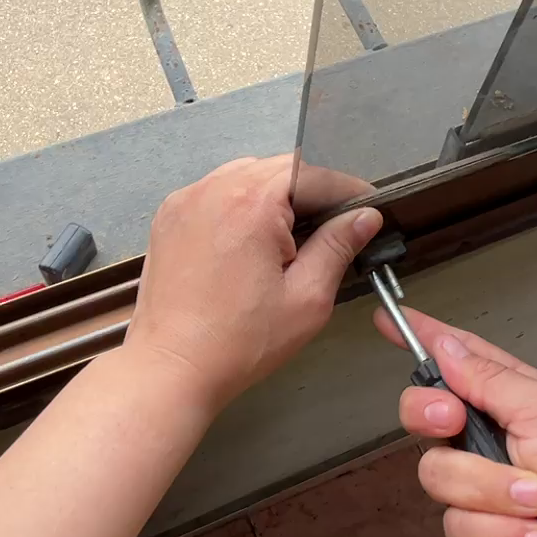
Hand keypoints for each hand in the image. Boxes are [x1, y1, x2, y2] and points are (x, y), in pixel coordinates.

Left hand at [128, 155, 380, 411]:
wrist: (170, 367)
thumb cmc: (236, 342)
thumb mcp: (306, 297)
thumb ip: (337, 247)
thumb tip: (364, 217)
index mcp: (251, 203)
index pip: (314, 174)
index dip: (347, 189)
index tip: (366, 206)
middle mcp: (214, 189)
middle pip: (279, 169)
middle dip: (311, 192)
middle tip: (335, 225)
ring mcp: (186, 200)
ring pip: (246, 175)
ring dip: (275, 195)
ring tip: (292, 236)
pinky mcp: (170, 217)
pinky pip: (216, 192)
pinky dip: (240, 204)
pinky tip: (251, 240)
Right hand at [375, 307, 536, 536]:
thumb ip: (493, 379)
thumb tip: (443, 345)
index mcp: (514, 402)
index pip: (460, 360)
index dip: (424, 338)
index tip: (387, 319)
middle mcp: (489, 442)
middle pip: (424, 411)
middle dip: (428, 411)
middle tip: (449, 419)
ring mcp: (477, 491)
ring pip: (439, 472)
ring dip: (492, 489)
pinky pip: (458, 525)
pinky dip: (503, 533)